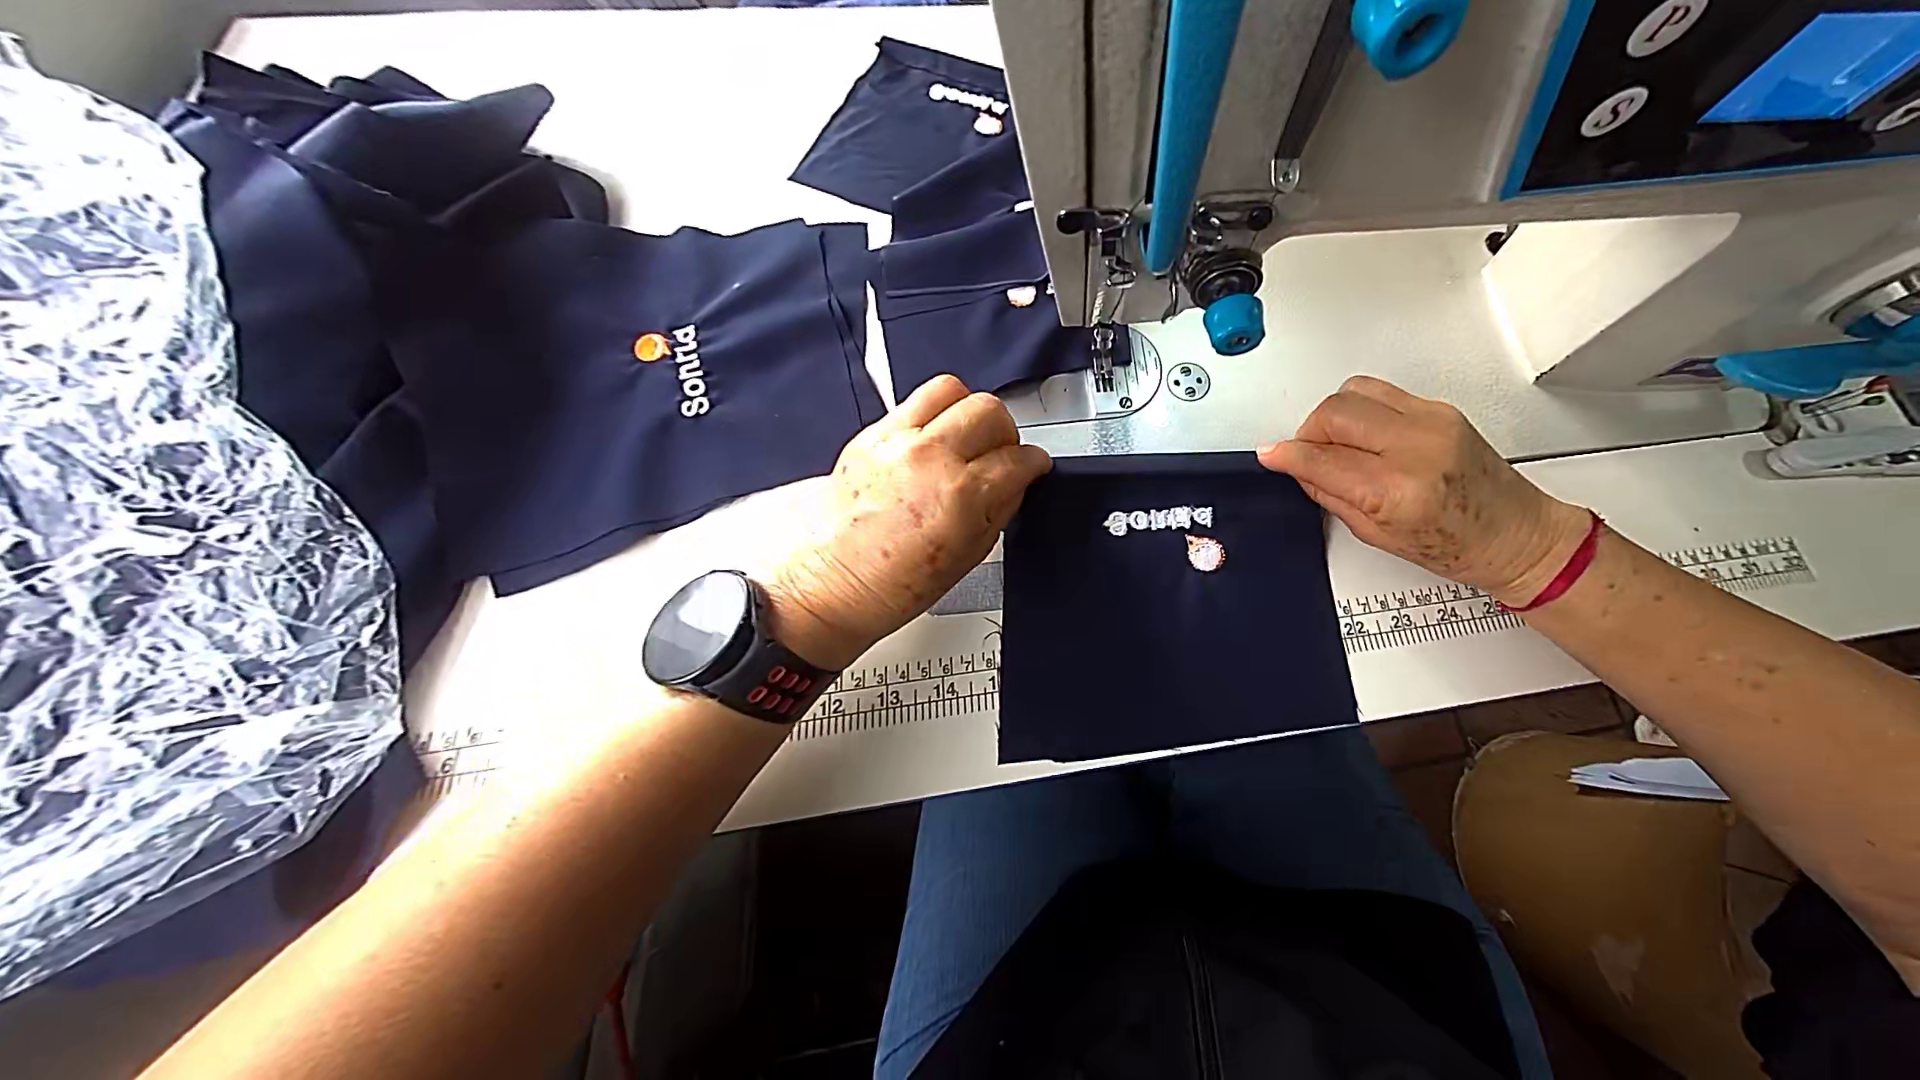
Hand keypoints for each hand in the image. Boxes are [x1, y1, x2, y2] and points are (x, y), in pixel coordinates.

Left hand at [765, 375, 1051, 668]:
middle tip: (1000, 455)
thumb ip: (999, 512)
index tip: (1031, 467)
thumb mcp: (966, 560)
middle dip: (1005, 434)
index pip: (1018, 459)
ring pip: (953, 390)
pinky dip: (933, 414)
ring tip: (965, 440)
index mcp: (961, 496)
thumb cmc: (886, 584)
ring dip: (968, 412)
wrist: (829, 580)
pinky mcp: (871, 434)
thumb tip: (1015, 484)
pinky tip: (931, 443)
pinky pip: (914, 400)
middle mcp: (930, 458)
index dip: (1033, 464)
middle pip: (990, 411)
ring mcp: (897, 441)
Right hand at [1256, 376, 1591, 605]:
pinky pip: (1380, 392)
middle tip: (1307, 454)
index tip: (1269, 455)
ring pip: (1352, 392)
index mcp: (1396, 492)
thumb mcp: (1373, 533)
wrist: (1514, 534)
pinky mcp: (1440, 408)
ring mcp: (1432, 422)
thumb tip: (1298, 466)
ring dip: (1332, 416)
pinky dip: (1359, 409)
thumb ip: (1329, 493)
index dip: (1285, 454)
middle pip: (1332, 413)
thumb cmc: (1456, 544)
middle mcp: (1416, 448)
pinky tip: (1363, 433)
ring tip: (1338, 443)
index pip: (1320, 458)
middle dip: (1308, 432)